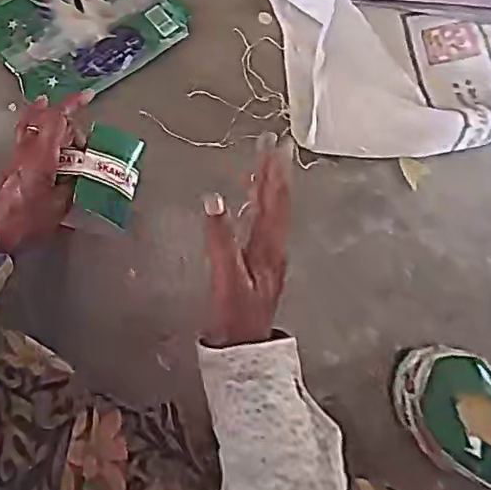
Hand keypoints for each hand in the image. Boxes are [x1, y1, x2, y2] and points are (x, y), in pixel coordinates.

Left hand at [0, 94, 90, 251]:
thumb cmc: (25, 221)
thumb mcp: (59, 207)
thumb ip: (72, 186)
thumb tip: (82, 177)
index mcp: (40, 156)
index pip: (55, 119)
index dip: (71, 104)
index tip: (86, 96)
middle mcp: (26, 150)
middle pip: (42, 118)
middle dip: (65, 118)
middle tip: (82, 136)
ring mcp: (15, 157)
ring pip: (32, 127)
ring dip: (51, 125)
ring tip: (69, 137)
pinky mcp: (11, 166)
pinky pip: (28, 140)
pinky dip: (43, 137)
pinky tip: (54, 153)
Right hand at [203, 132, 290, 346]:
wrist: (245, 347)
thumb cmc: (236, 314)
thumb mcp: (226, 277)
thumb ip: (219, 239)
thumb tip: (212, 198)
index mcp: (269, 244)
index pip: (274, 198)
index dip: (274, 170)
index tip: (276, 144)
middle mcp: (274, 244)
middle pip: (277, 199)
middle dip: (275, 169)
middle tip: (275, 142)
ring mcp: (269, 251)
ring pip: (272, 208)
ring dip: (269, 182)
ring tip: (266, 159)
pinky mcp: (261, 257)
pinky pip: (263, 219)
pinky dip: (258, 200)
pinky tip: (251, 195)